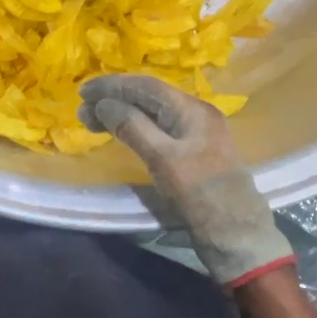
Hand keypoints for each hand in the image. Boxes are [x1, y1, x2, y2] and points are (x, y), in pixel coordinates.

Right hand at [79, 75, 293, 287]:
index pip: (146, 86)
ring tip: (94, 124)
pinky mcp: (193, 150)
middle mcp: (196, 114)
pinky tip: (120, 133)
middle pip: (148, 96)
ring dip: (121, 114)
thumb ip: (131, 126)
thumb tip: (102, 104)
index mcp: (192, 110)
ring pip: (152, 112)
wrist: (235, 231)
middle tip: (82, 113)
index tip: (81, 92)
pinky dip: (133, 126)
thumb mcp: (162, 158)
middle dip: (113, 100)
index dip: (111, 85)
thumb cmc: (199, 193)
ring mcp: (196, 132)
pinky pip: (157, 127)